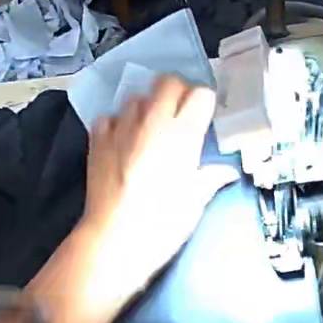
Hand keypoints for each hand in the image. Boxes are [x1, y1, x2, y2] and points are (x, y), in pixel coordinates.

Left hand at [29, 77, 236, 322]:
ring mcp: (120, 128)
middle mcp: (151, 122)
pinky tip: (123, 141)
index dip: (204, 103)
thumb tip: (225, 172)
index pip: (200, 94)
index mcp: (182, 135)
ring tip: (151, 129)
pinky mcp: (97, 138)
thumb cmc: (162, 225)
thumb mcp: (194, 203)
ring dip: (148, 107)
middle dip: (178, 92)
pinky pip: (110, 116)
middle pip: (168, 82)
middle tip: (181, 113)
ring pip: (137, 97)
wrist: (113, 240)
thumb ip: (209, 178)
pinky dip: (119, 124)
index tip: (205, 117)